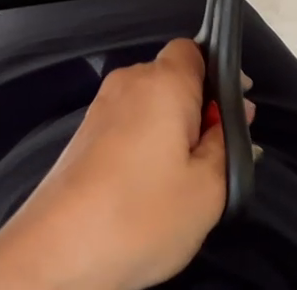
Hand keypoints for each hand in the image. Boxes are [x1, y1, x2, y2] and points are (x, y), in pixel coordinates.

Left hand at [0, 39, 237, 289]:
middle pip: (174, 78)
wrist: (60, 246)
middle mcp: (129, 82)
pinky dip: (148, 145)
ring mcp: (103, 106)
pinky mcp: (88, 132)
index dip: (220, 75)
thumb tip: (235, 116)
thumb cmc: (139, 215)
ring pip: (153, 104)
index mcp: (162, 82)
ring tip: (185, 183)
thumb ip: (228, 144)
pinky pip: (130, 123)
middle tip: (216, 159)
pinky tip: (153, 188)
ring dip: (174, 132)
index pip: (194, 50)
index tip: (234, 113)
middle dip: (200, 110)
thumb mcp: (208, 188)